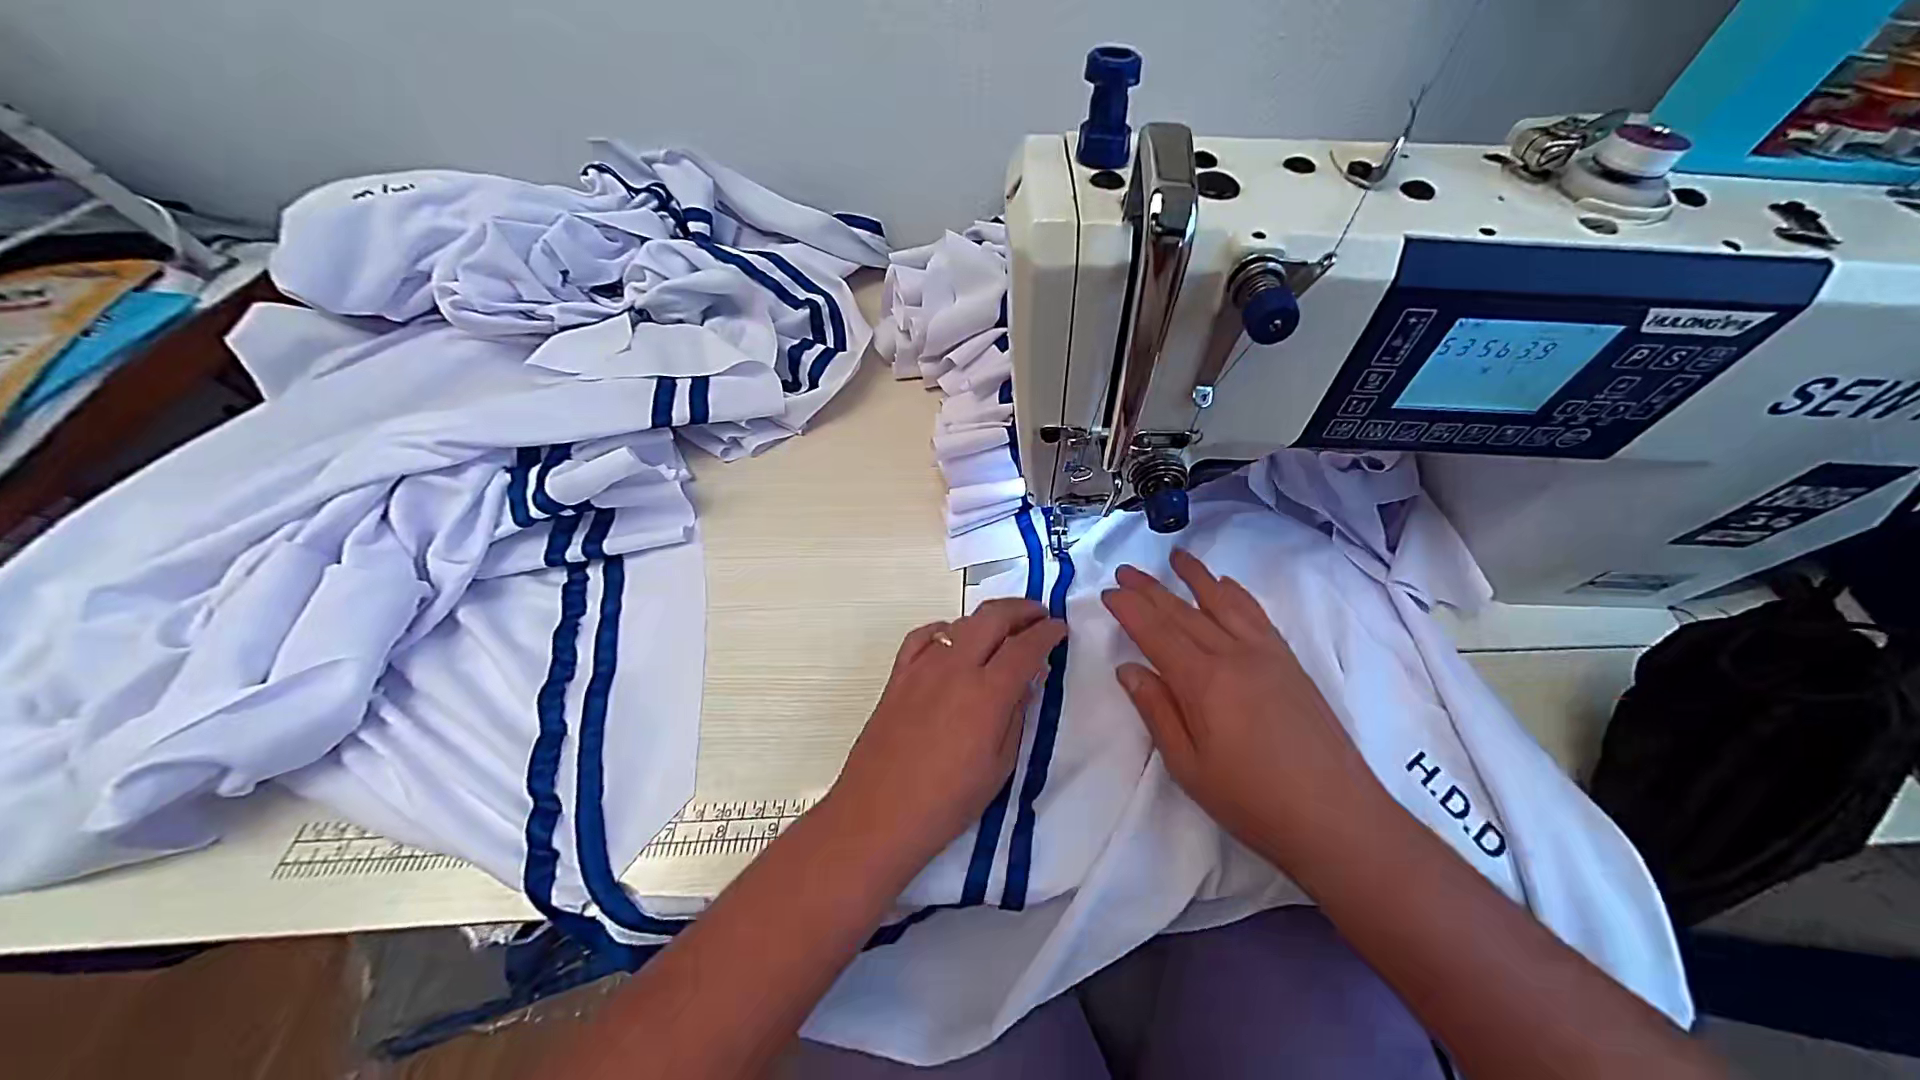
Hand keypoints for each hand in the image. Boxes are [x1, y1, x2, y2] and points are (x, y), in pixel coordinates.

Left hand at [827, 598, 1066, 867]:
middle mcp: (955, 669)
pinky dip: (945, 630)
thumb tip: (1025, 683)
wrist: (879, 813)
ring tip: (1003, 631)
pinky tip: (953, 641)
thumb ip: (1016, 716)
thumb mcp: (999, 766)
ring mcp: (922, 668)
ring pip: (960, 623)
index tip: (1059, 629)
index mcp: (987, 693)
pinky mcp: (898, 676)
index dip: (1047, 633)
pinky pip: (923, 637)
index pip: (1025, 647)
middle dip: (1021, 610)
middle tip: (1038, 616)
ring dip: (988, 619)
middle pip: (993, 618)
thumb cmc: (947, 802)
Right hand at [1101, 549, 1386, 861]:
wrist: (1336, 818)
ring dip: (1196, 577)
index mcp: (1202, 682)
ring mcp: (1266, 655)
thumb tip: (1129, 669)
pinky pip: (1256, 615)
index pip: (1156, 632)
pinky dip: (1236, 595)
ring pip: (1222, 603)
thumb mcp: (1188, 766)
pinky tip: (1226, 585)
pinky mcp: (1289, 663)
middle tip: (1125, 570)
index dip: (1129, 609)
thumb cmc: (1252, 801)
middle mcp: (1233, 656)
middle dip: (1150, 589)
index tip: (1108, 592)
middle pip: (1183, 612)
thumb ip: (1157, 711)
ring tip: (1175, 557)